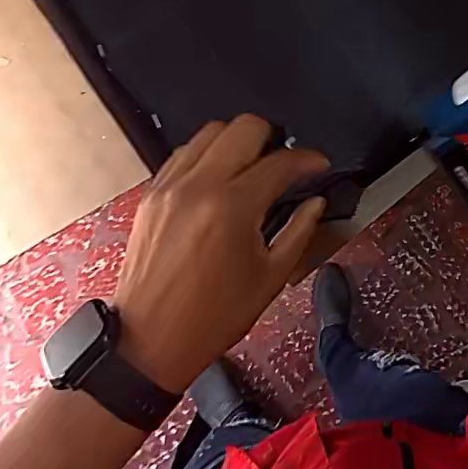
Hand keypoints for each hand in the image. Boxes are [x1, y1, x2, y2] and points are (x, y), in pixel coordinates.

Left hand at [110, 115, 328, 391]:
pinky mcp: (152, 193)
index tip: (319, 166)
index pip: (280, 162)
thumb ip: (300, 230)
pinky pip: (184, 153)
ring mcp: (170, 186)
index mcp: (233, 207)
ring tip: (250, 167)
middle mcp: (199, 185)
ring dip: (237, 142)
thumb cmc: (215, 316)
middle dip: (273, 137)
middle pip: (244, 127)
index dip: (308, 159)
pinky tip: (218, 179)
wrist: (149, 342)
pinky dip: (207, 156)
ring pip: (211, 131)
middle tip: (283, 162)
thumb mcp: (271, 277)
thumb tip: (315, 201)